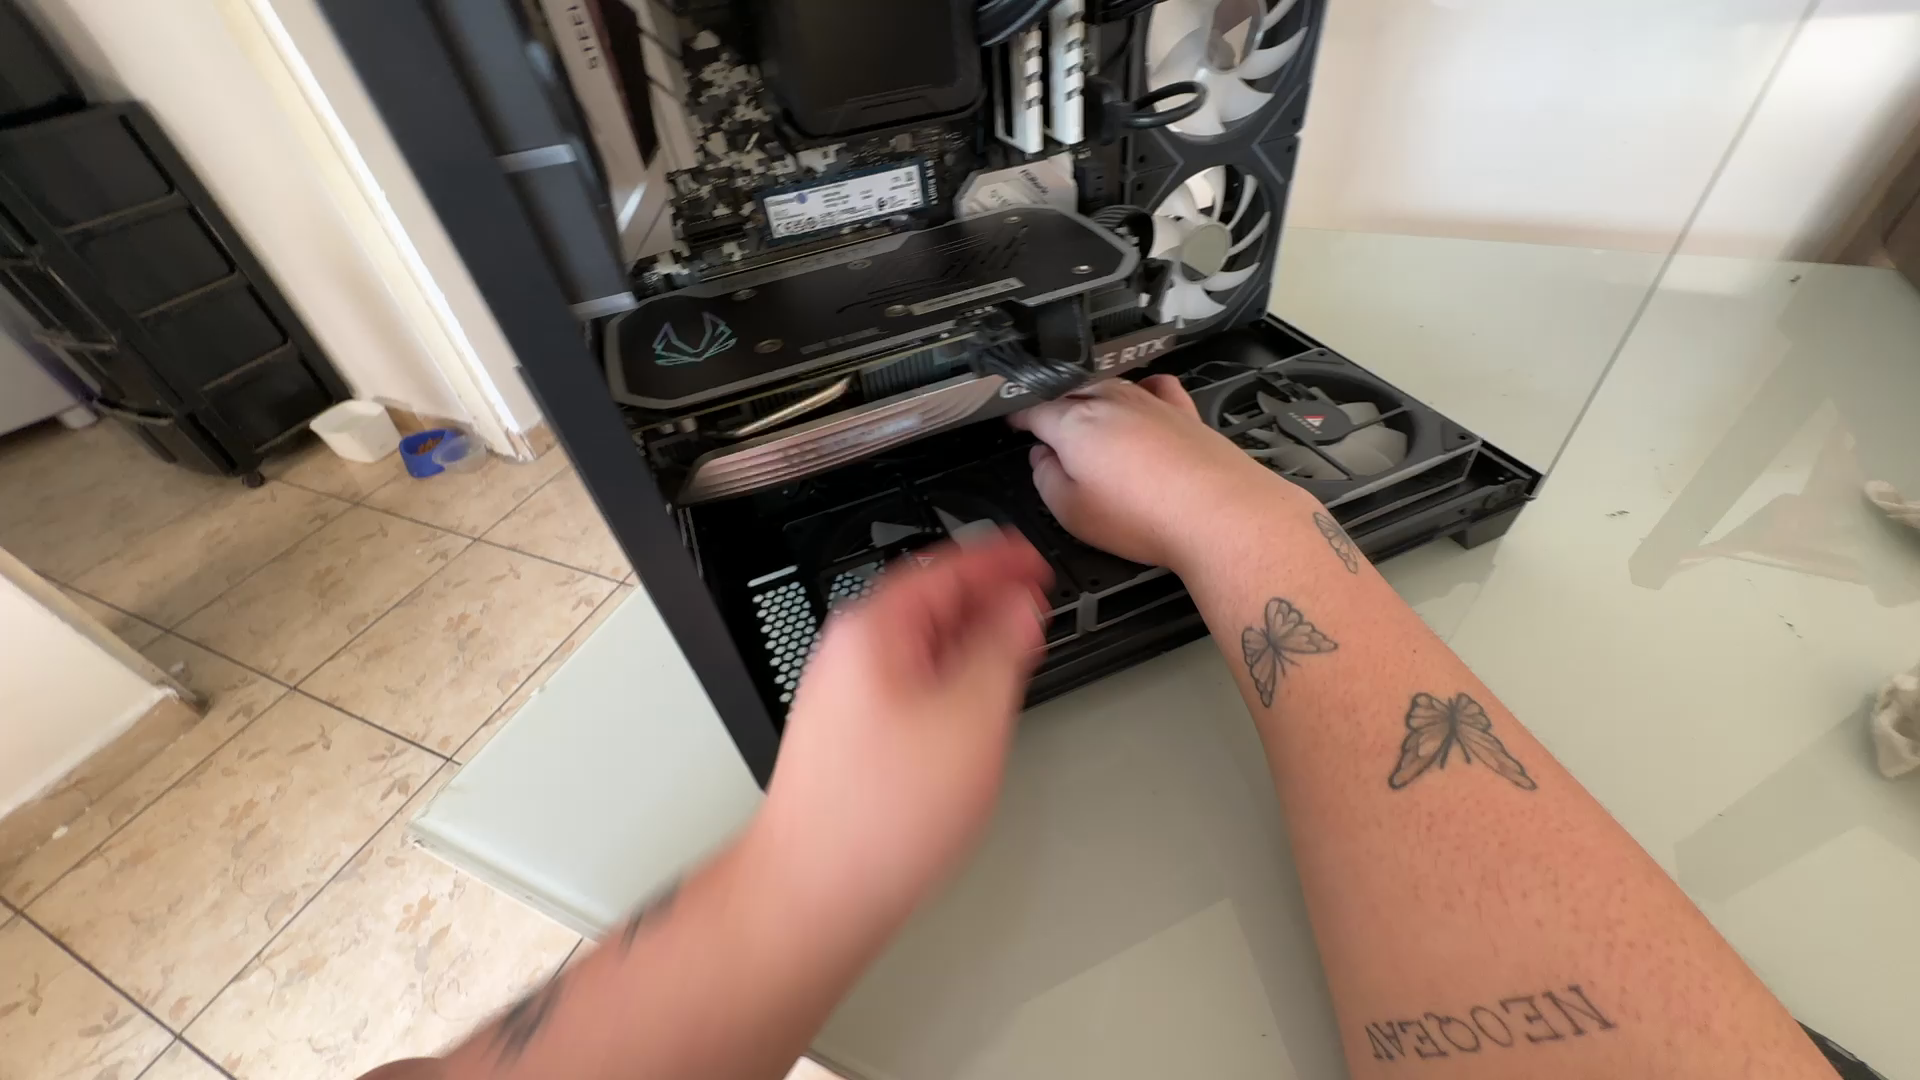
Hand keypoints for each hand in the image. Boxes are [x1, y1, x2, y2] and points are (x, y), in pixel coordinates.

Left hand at [749, 535, 1052, 924]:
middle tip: (1033, 597)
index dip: (997, 559)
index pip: (945, 568)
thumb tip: (1018, 609)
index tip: (1031, 558)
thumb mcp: (967, 718)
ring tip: (1018, 639)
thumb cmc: (875, 816)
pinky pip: (914, 679)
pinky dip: (954, 673)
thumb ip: (1000, 651)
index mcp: (873, 632)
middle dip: (988, 597)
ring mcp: (851, 693)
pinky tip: (979, 690)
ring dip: (974, 636)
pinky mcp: (857, 730)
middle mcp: (854, 654)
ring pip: (924, 643)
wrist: (814, 892)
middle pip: (931, 602)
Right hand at [1009, 375, 1305, 570]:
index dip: (1019, 417)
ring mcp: (1150, 403)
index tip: (1014, 423)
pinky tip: (1142, 397)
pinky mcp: (1184, 413)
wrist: (1217, 514)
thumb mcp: (1072, 511)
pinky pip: (1156, 387)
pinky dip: (1141, 389)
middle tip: (1045, 423)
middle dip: (1053, 405)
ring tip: (1085, 412)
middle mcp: (1111, 403)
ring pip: (1110, 385)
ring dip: (1092, 396)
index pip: (1035, 410)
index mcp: (1075, 424)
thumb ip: (1046, 479)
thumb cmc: (1145, 517)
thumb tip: (1042, 460)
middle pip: (1071, 392)